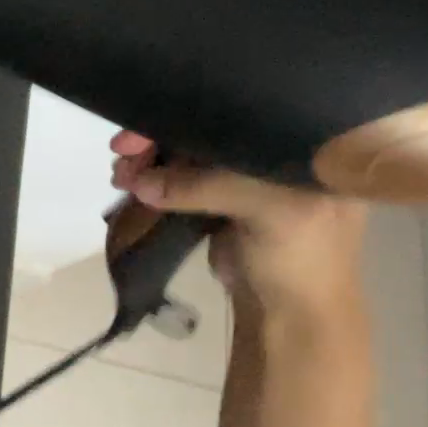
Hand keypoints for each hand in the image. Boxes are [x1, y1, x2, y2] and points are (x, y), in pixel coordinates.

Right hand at [110, 131, 367, 323]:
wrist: (287, 312)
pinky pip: (180, 181)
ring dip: (150, 162)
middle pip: (209, 132)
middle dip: (162, 138)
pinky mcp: (219, 201)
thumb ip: (209, 188)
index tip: (148, 128)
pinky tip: (130, 184)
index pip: (245, 114)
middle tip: (122, 151)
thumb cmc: (301, 259)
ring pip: (188, 157)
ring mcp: (245, 179)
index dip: (194, 115)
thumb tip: (140, 182)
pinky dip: (152, 181)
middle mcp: (276, 155)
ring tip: (122, 174)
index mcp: (306, 144)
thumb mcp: (270, 211)